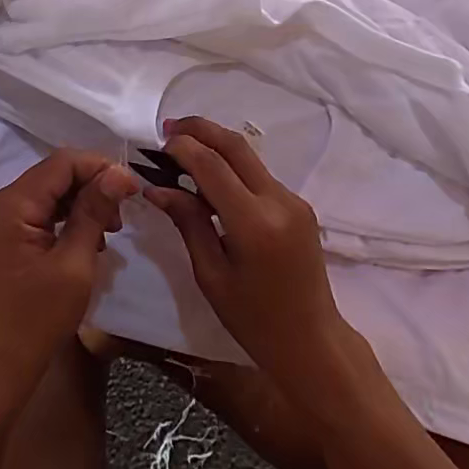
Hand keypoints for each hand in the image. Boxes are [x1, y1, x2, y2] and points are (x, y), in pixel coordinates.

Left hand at [0, 149, 138, 377]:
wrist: (3, 361)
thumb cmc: (39, 317)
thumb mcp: (74, 263)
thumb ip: (94, 212)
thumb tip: (119, 173)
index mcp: (11, 204)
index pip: (61, 163)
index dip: (100, 168)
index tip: (133, 189)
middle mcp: (1, 203)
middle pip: (55, 174)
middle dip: (93, 186)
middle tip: (121, 216)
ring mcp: (2, 219)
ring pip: (51, 192)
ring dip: (83, 203)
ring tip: (109, 231)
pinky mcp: (8, 236)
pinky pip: (42, 212)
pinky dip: (69, 218)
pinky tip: (90, 239)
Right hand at [147, 117, 354, 387]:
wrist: (312, 340)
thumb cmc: (253, 318)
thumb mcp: (210, 274)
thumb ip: (188, 222)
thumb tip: (157, 187)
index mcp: (254, 223)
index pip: (212, 165)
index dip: (182, 148)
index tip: (156, 143)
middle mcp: (279, 202)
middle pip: (236, 146)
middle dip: (200, 129)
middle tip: (167, 128)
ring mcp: (293, 201)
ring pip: (248, 156)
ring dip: (214, 145)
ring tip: (180, 150)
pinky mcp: (297, 206)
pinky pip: (257, 174)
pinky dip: (229, 166)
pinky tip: (207, 177)